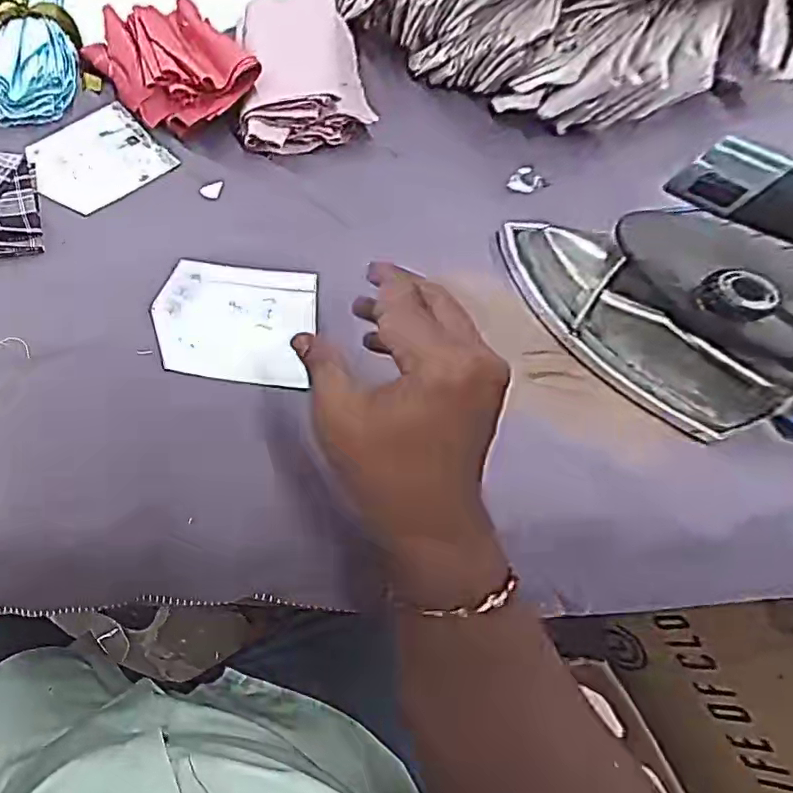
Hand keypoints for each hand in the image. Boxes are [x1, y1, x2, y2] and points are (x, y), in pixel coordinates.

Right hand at [294, 262, 511, 606]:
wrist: (431, 522)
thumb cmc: (381, 473)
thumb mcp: (339, 416)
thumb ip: (324, 366)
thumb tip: (305, 337)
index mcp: (441, 362)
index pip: (407, 307)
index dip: (384, 286)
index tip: (367, 269)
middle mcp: (475, 359)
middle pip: (439, 304)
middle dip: (404, 288)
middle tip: (371, 279)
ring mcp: (487, 374)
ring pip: (452, 320)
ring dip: (415, 311)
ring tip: (370, 312)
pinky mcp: (486, 390)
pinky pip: (458, 342)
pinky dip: (428, 333)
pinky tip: (393, 343)